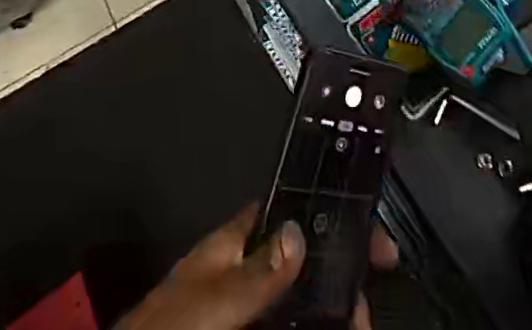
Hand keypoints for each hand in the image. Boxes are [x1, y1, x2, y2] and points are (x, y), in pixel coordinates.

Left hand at [116, 205, 399, 329]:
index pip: (289, 214)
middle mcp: (245, 272)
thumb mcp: (213, 299)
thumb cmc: (165, 328)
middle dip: (339, 273)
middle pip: (304, 262)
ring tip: (356, 319)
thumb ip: (256, 270)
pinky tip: (335, 327)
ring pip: (301, 302)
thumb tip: (298, 233)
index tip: (365, 230)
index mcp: (235, 246)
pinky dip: (313, 324)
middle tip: (365, 297)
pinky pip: (290, 323)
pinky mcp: (251, 328)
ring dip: (332, 308)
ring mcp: (248, 309)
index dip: (328, 215)